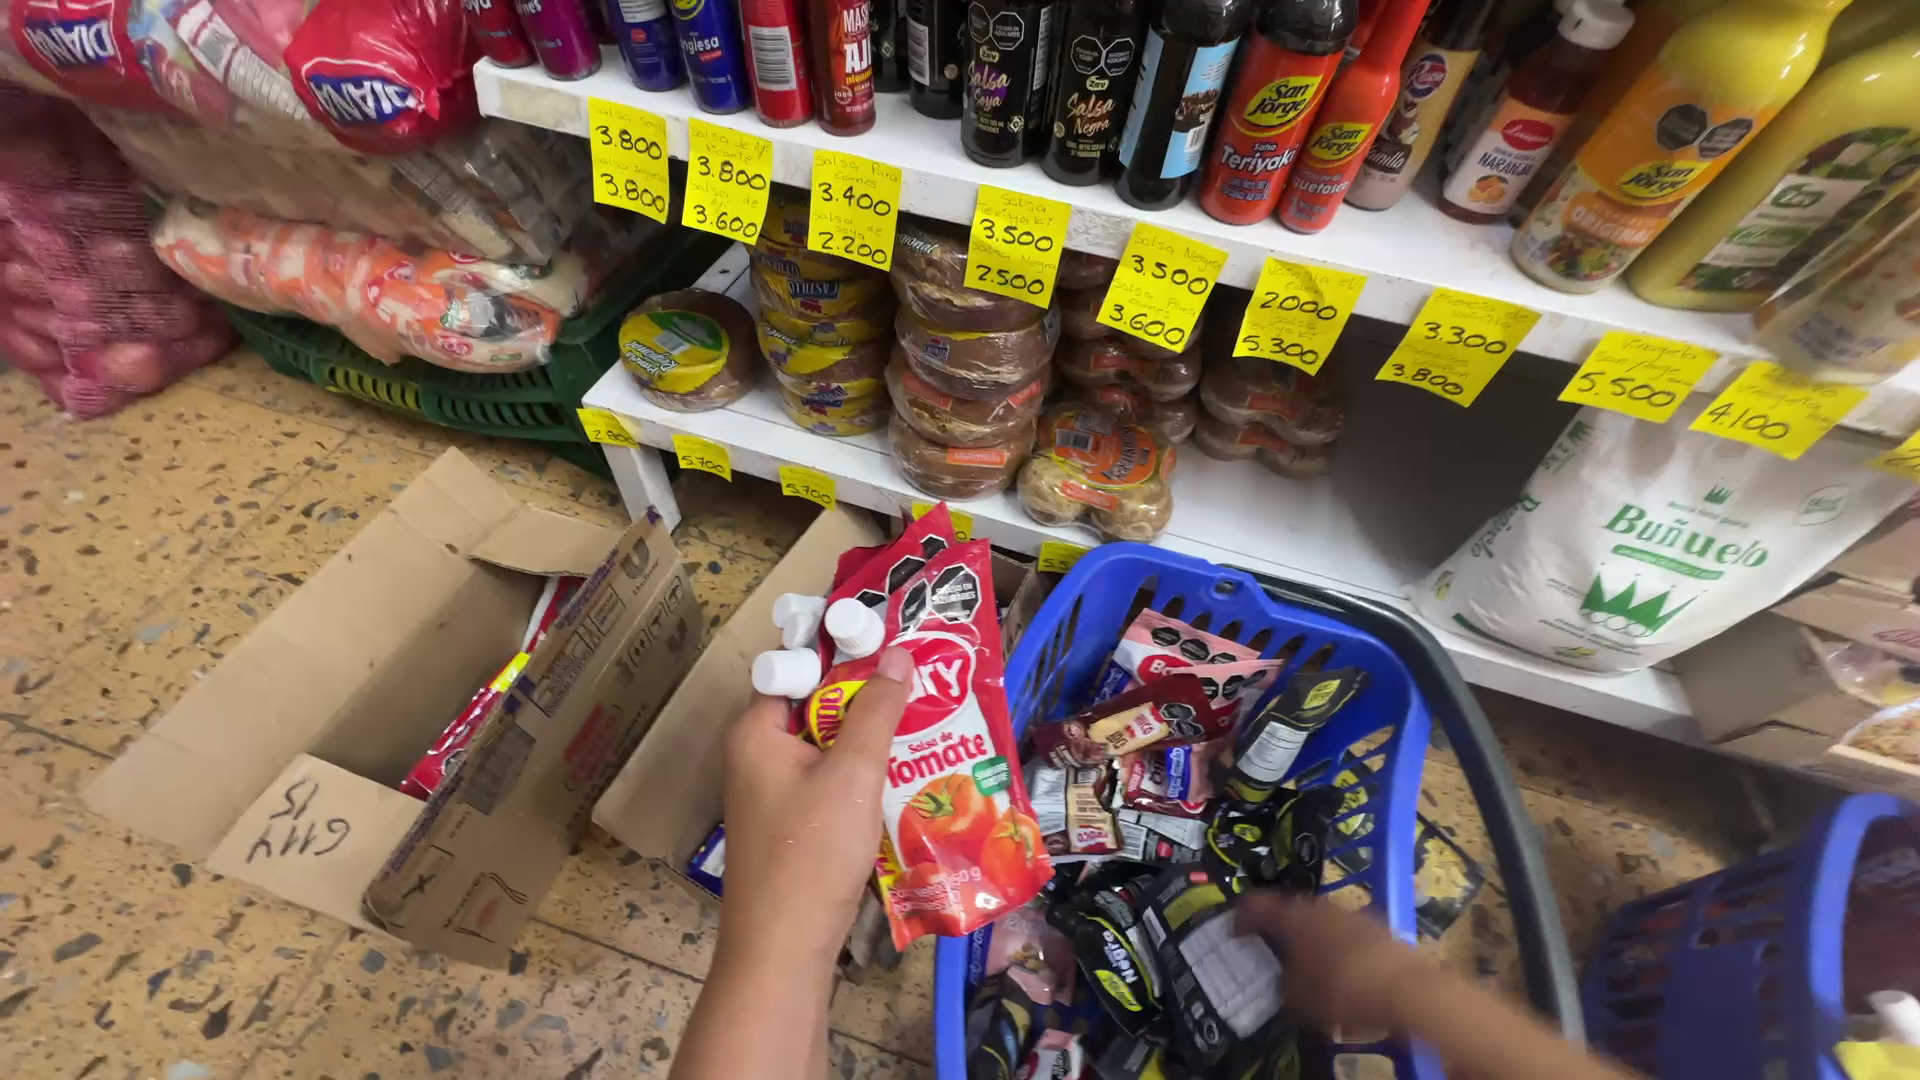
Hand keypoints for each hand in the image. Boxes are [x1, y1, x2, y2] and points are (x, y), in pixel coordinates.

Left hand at [718, 647, 911, 976]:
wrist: (784, 952)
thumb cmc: (812, 853)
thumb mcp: (852, 773)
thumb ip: (876, 710)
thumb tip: (898, 654)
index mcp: (756, 730)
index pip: (796, 665)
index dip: (839, 647)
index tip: (887, 635)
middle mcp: (757, 752)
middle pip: (814, 702)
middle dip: (864, 691)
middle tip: (915, 673)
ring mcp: (773, 788)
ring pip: (826, 740)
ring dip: (867, 730)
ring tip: (921, 710)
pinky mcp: (791, 818)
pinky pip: (828, 774)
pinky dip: (860, 765)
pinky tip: (902, 764)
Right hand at [1234, 891, 1427, 1032]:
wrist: (1409, 990)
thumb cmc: (1343, 990)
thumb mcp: (1300, 999)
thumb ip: (1283, 986)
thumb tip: (1281, 983)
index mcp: (1291, 916)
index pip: (1256, 904)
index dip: (1242, 916)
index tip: (1234, 931)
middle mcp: (1317, 906)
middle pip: (1289, 908)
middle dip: (1278, 925)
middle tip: (1269, 943)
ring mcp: (1349, 914)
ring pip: (1318, 918)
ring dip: (1309, 934)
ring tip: (1306, 959)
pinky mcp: (1377, 928)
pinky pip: (1344, 931)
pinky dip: (1335, 944)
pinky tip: (1340, 967)